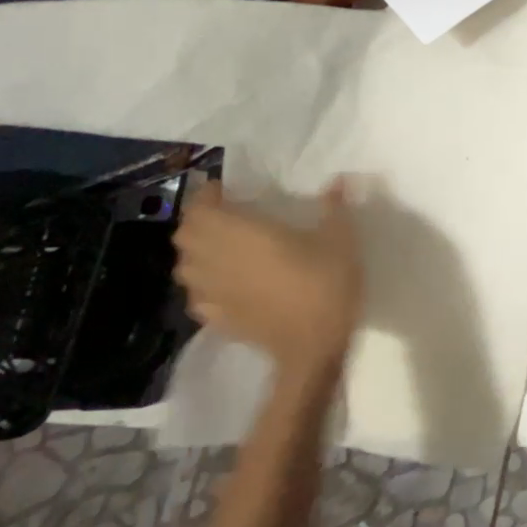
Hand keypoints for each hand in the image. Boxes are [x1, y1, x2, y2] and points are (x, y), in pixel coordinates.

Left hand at [172, 177, 364, 378]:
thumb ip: (334, 208)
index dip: (207, 196)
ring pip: (184, 264)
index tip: (225, 188)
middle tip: (225, 213)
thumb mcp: (342, 239)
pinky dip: (202, 279)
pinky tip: (224, 281)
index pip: (203, 209)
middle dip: (199, 220)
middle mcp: (217, 260)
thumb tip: (338, 180)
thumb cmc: (327, 284)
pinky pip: (195, 291)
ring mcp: (210, 291)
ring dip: (196, 249)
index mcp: (244, 235)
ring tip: (221, 244)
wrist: (312, 345)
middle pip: (186, 235)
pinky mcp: (213, 316)